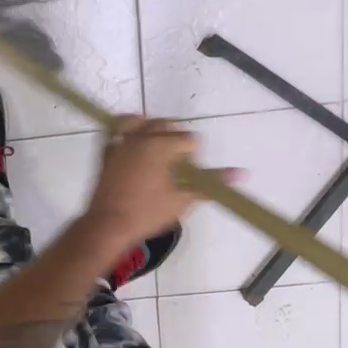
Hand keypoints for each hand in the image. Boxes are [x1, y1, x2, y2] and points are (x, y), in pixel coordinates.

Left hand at [82, 118, 202, 251]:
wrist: (108, 225)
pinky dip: (128, 130)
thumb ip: (211, 183)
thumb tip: (242, 173)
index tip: (188, 174)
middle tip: (178, 162)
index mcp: (161, 144)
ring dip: (154, 130)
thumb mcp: (183, 200)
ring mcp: (121, 141)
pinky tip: (134, 141)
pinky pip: (118, 129)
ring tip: (159, 150)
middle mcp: (141, 136)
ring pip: (143, 122)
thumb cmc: (147, 214)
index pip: (189, 139)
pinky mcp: (106, 150)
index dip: (194, 156)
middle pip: (167, 124)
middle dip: (177, 139)